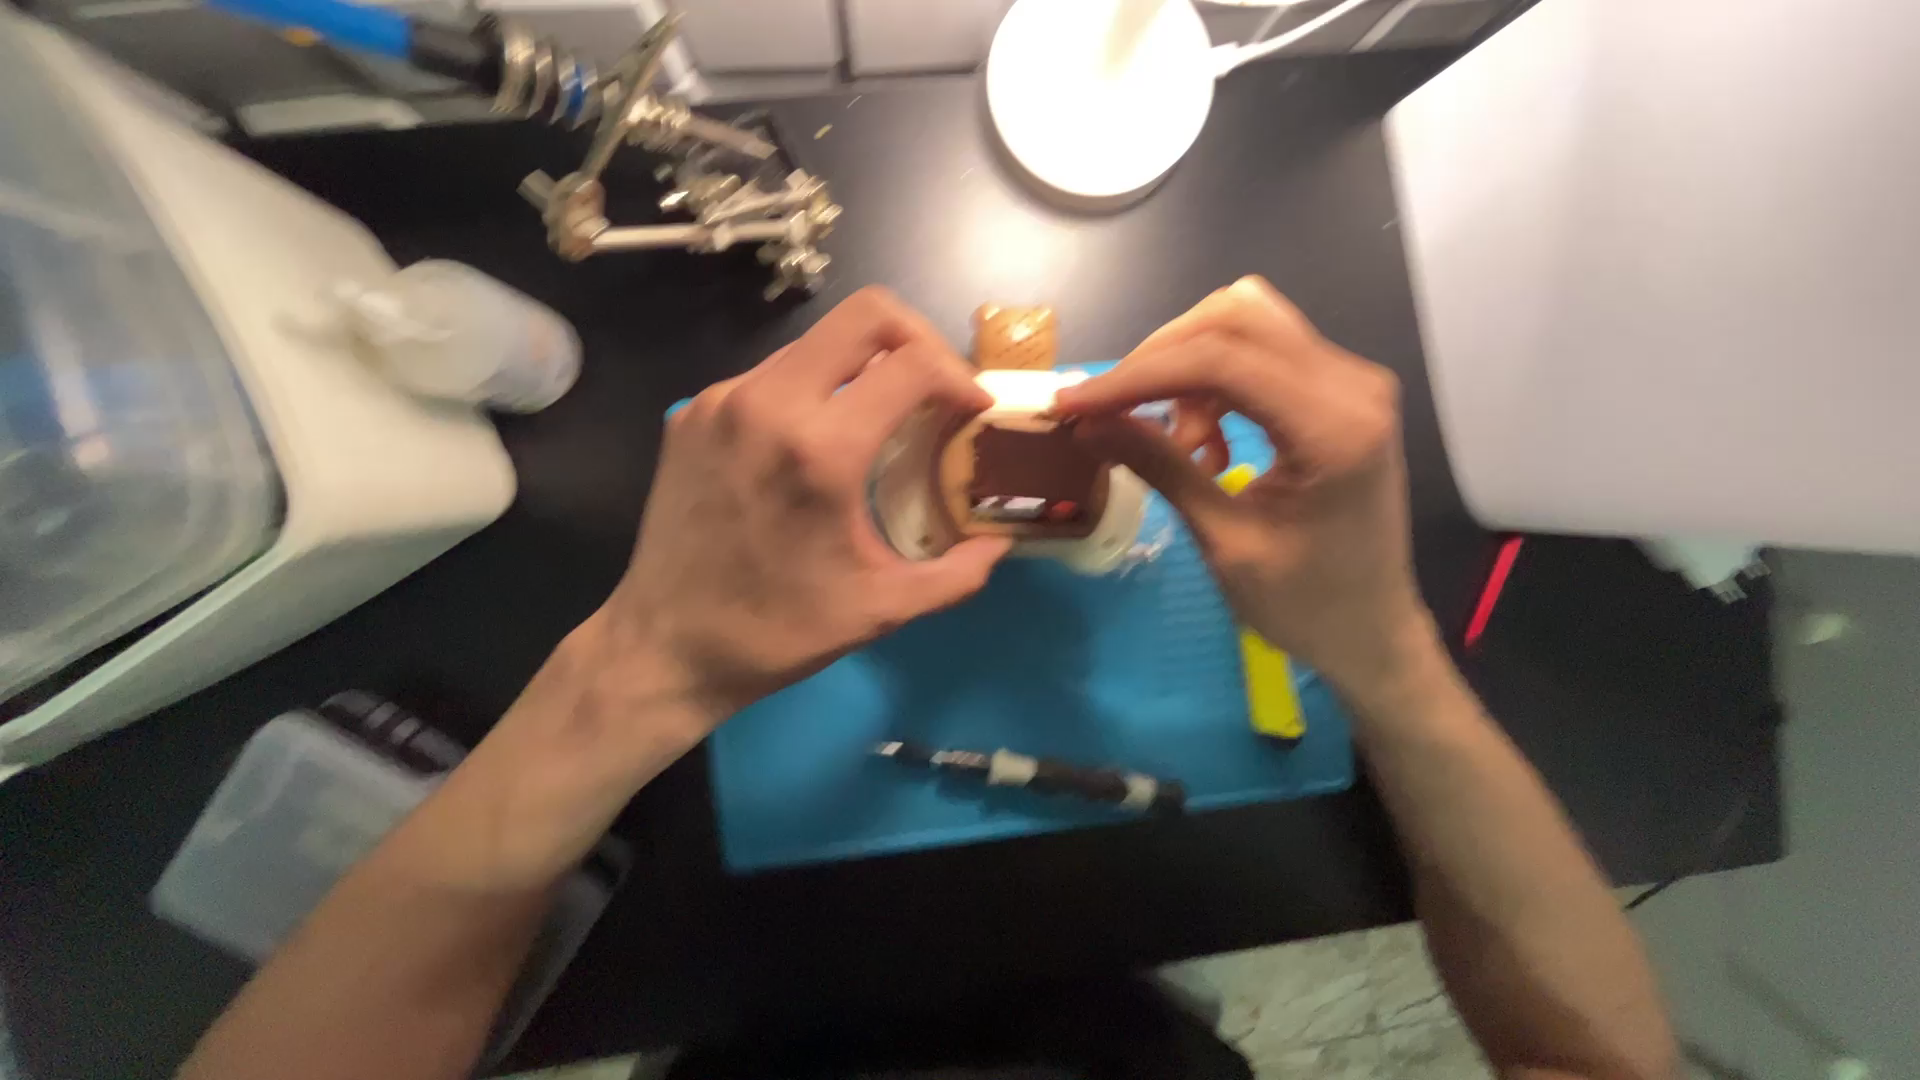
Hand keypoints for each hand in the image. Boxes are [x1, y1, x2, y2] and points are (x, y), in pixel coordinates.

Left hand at [605, 287, 1012, 721]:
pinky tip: (820, 440)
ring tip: (884, 417)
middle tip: (939, 388)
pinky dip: (814, 390)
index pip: (912, 364)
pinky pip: (772, 374)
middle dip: (920, 339)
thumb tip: (999, 542)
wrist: (665, 646)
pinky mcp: (692, 412)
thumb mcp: (882, 609)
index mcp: (820, 450)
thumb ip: (957, 574)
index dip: (960, 378)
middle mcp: (767, 403)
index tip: (973, 411)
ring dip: (865, 366)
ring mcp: (721, 401)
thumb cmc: (777, 631)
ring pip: (816, 342)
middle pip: (865, 315)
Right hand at [1054, 277, 1434, 693]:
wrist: (1371, 630)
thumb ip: (1159, 467)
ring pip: (1244, 324)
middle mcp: (1352, 382)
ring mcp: (1350, 380)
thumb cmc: (1304, 603)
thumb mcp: (1223, 540)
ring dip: (1185, 368)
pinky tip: (1202, 442)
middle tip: (1112, 413)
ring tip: (1172, 441)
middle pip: (1233, 318)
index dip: (1137, 375)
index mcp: (1334, 425)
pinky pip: (1259, 353)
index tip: (1075, 404)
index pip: (1219, 360)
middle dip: (1157, 359)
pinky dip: (1211, 383)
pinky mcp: (1337, 390)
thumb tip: (1086, 424)